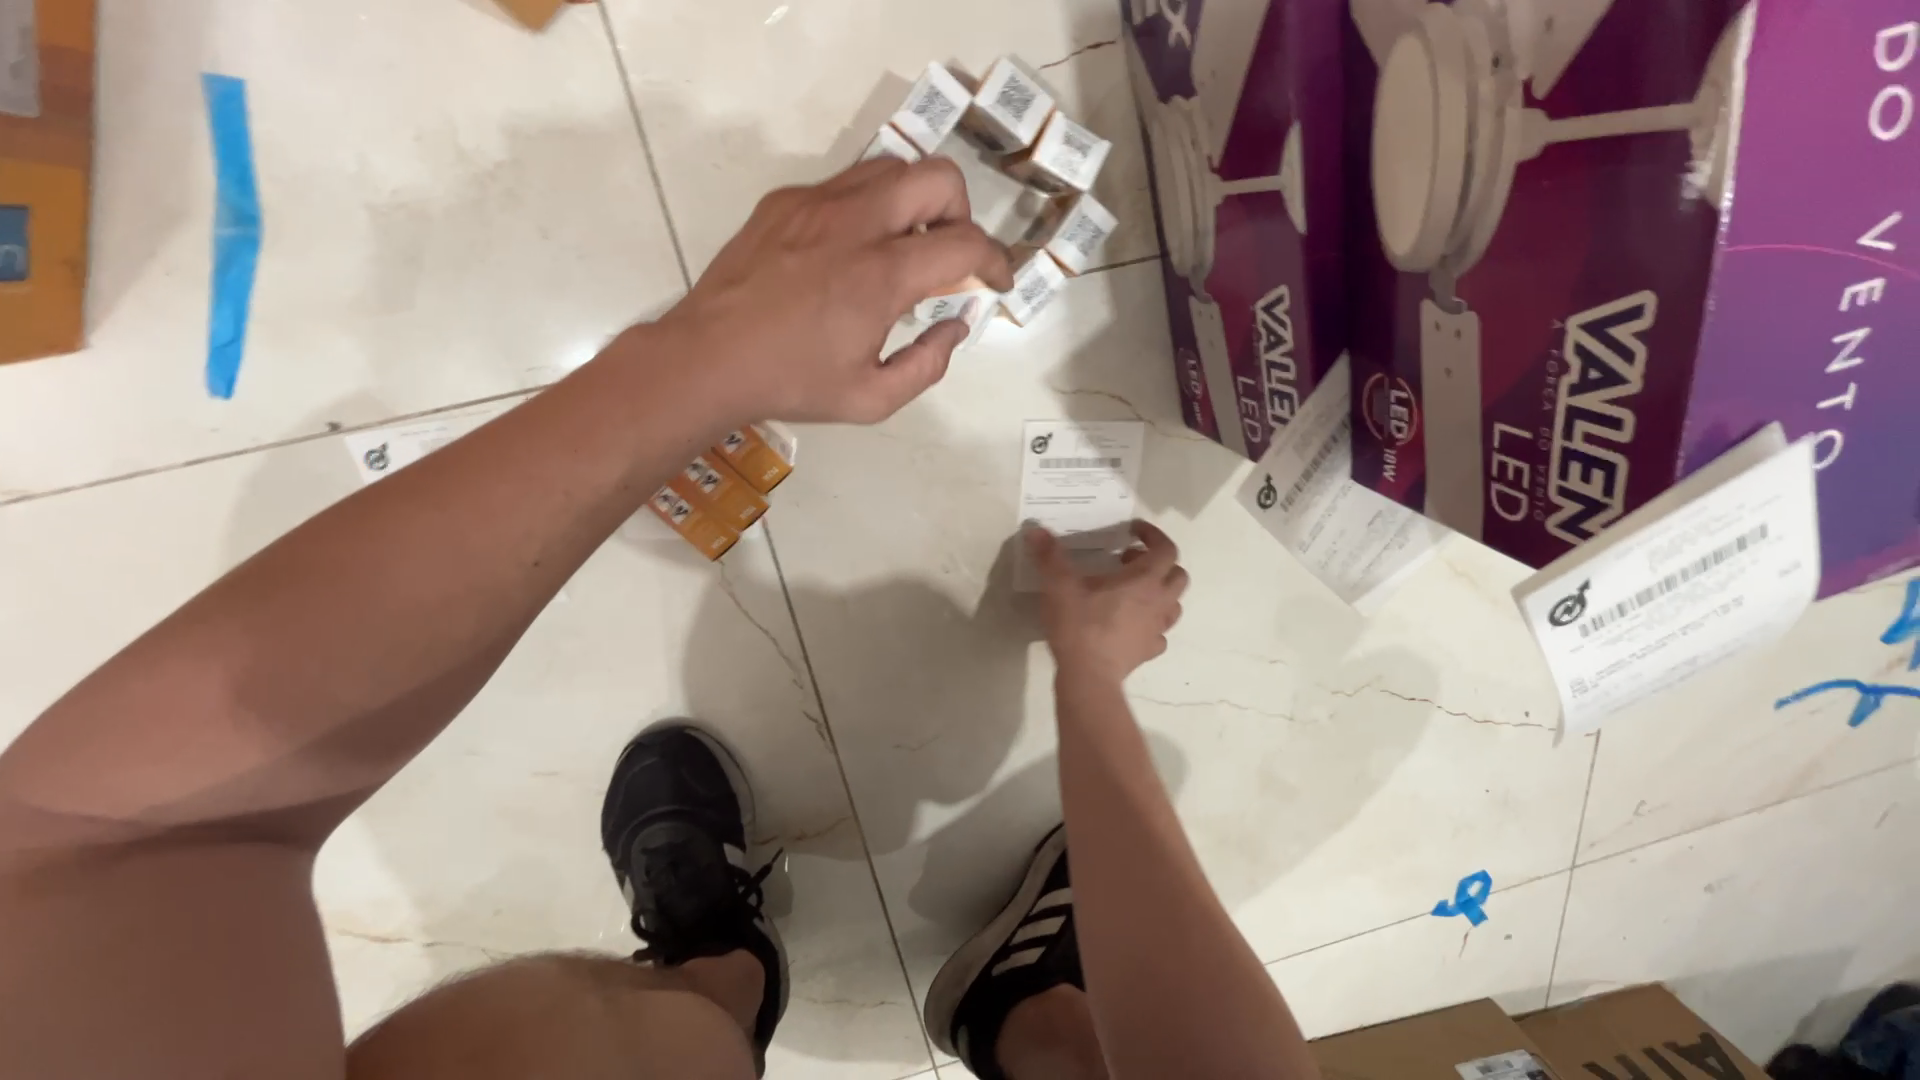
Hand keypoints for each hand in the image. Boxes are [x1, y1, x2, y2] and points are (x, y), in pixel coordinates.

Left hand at [661, 157, 1013, 425]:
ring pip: (894, 167)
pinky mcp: (786, 200)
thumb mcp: (872, 399)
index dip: (997, 262)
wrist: (708, 358)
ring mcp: (816, 203)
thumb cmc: (792, 383)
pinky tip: (853, 249)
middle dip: (962, 214)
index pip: (966, 244)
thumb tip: (955, 327)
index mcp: (881, 277)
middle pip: (939, 178)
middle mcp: (855, 224)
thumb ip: (929, 365)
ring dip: (917, 202)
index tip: (997, 281)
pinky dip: (871, 205)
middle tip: (948, 257)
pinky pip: (848, 182)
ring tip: (904, 248)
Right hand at [1030, 521, 1189, 684]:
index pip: (1166, 549)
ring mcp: (1157, 629)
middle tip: (1129, 562)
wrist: (1088, 676)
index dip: (1153, 535)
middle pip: (1177, 575)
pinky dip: (1150, 623)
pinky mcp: (1148, 651)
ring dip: (1159, 592)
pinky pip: (1159, 633)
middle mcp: (1158, 602)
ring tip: (1132, 591)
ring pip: (1173, 604)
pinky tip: (1131, 624)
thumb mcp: (1059, 585)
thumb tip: (1036, 531)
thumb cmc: (1079, 625)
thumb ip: (1050, 555)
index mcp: (1144, 579)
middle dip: (1158, 564)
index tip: (1132, 531)